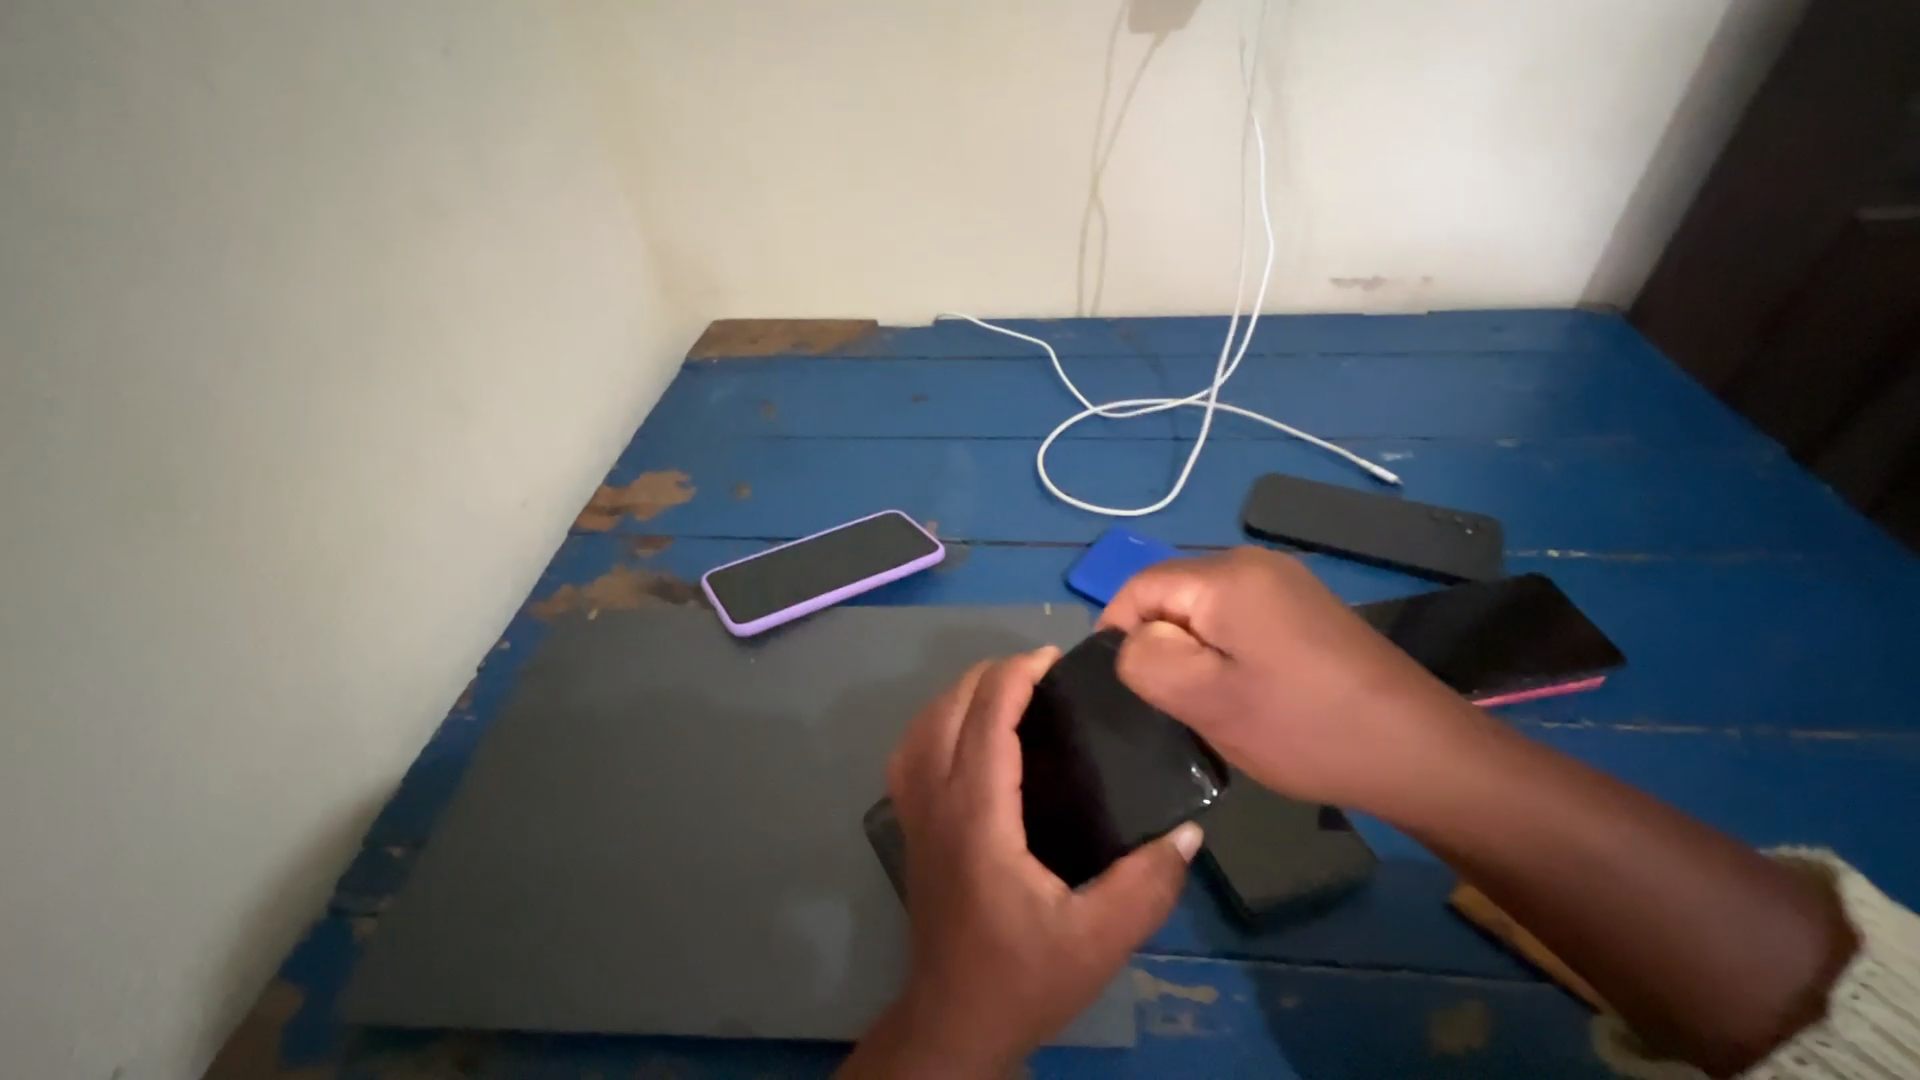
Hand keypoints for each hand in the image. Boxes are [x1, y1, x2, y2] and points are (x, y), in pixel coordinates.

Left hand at [841, 649, 1201, 1077]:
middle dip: (991, 674)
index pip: (987, 720)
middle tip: (1042, 672)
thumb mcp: (1099, 940)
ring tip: (1006, 690)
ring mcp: (915, 814)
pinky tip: (966, 733)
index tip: (1055, 659)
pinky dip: (935, 723)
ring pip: (921, 726)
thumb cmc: (1024, 977)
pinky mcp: (911, 827)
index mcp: (978, 817)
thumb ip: (1147, 885)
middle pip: (948, 709)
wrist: (955, 1020)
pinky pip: (910, 753)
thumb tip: (1189, 830)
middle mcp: (937, 803)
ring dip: (960, 694)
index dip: (1016, 676)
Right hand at [1098, 547, 1490, 813]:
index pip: (1138, 586)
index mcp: (1227, 575)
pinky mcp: (1306, 610)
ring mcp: (1286, 584)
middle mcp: (1255, 563)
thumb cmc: (1302, 727)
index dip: (1118, 633)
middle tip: (1174, 703)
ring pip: (1204, 611)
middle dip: (1161, 644)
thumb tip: (1132, 640)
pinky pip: (1238, 620)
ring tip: (1209, 703)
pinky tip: (1247, 693)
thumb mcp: (1204, 701)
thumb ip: (1145, 660)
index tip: (1130, 689)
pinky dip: (1226, 653)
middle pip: (1172, 595)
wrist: (1417, 753)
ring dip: (1194, 653)